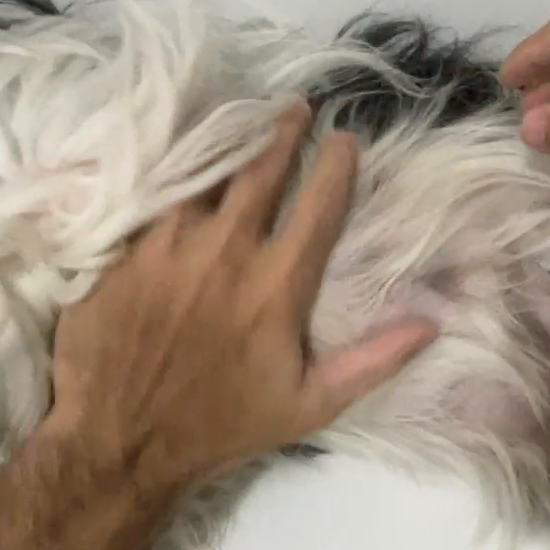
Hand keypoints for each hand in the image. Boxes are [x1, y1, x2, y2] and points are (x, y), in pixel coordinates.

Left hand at [41, 102, 436, 490]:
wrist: (118, 442)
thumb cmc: (224, 425)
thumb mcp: (311, 405)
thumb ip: (373, 361)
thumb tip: (431, 324)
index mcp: (277, 285)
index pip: (318, 207)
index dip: (336, 166)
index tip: (346, 138)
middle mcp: (226, 251)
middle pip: (260, 172)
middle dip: (283, 133)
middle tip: (296, 107)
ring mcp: (168, 246)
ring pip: (205, 175)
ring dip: (231, 145)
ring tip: (244, 121)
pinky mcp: (125, 252)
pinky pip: (157, 197)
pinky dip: (180, 174)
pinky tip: (185, 162)